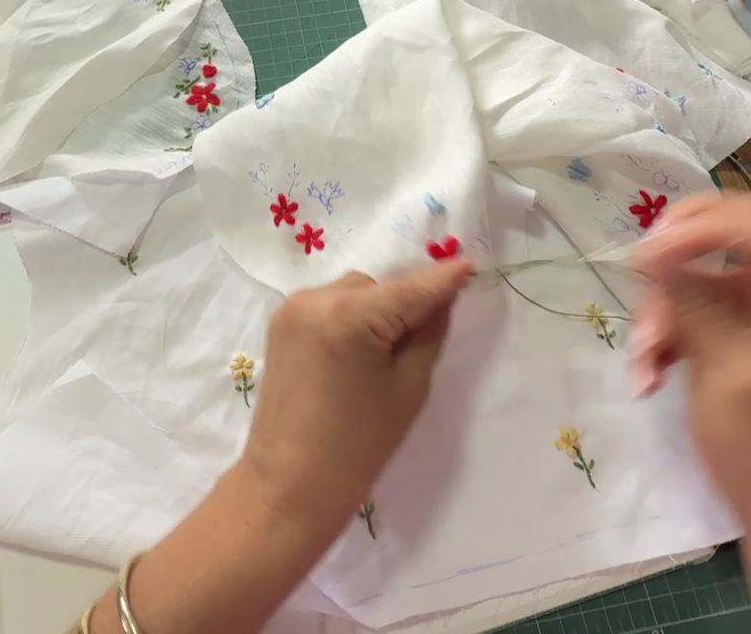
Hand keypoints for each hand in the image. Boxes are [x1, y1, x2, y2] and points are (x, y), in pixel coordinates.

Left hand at [237, 259, 472, 530]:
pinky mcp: (281, 322)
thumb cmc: (358, 446)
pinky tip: (354, 353)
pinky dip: (348, 317)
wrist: (289, 484)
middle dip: (403, 305)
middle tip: (417, 342)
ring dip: (374, 310)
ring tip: (380, 354)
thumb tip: (441, 298)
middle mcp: (316, 298)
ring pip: (353, 292)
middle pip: (379, 287)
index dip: (443, 279)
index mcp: (350, 315)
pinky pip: (329, 304)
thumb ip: (428, 333)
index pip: (410, 289)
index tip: (470, 264)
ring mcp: (293, 308)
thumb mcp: (409, 387)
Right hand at [631, 195, 750, 525]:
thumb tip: (652, 247)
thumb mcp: (733, 374)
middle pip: (721, 253)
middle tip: (640, 303)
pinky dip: (666, 343)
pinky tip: (648, 375)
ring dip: (660, 319)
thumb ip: (695, 301)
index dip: (703, 223)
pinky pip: (693, 322)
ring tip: (643, 364)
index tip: (648, 250)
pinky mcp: (740, 351)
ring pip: (697, 288)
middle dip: (670, 280)